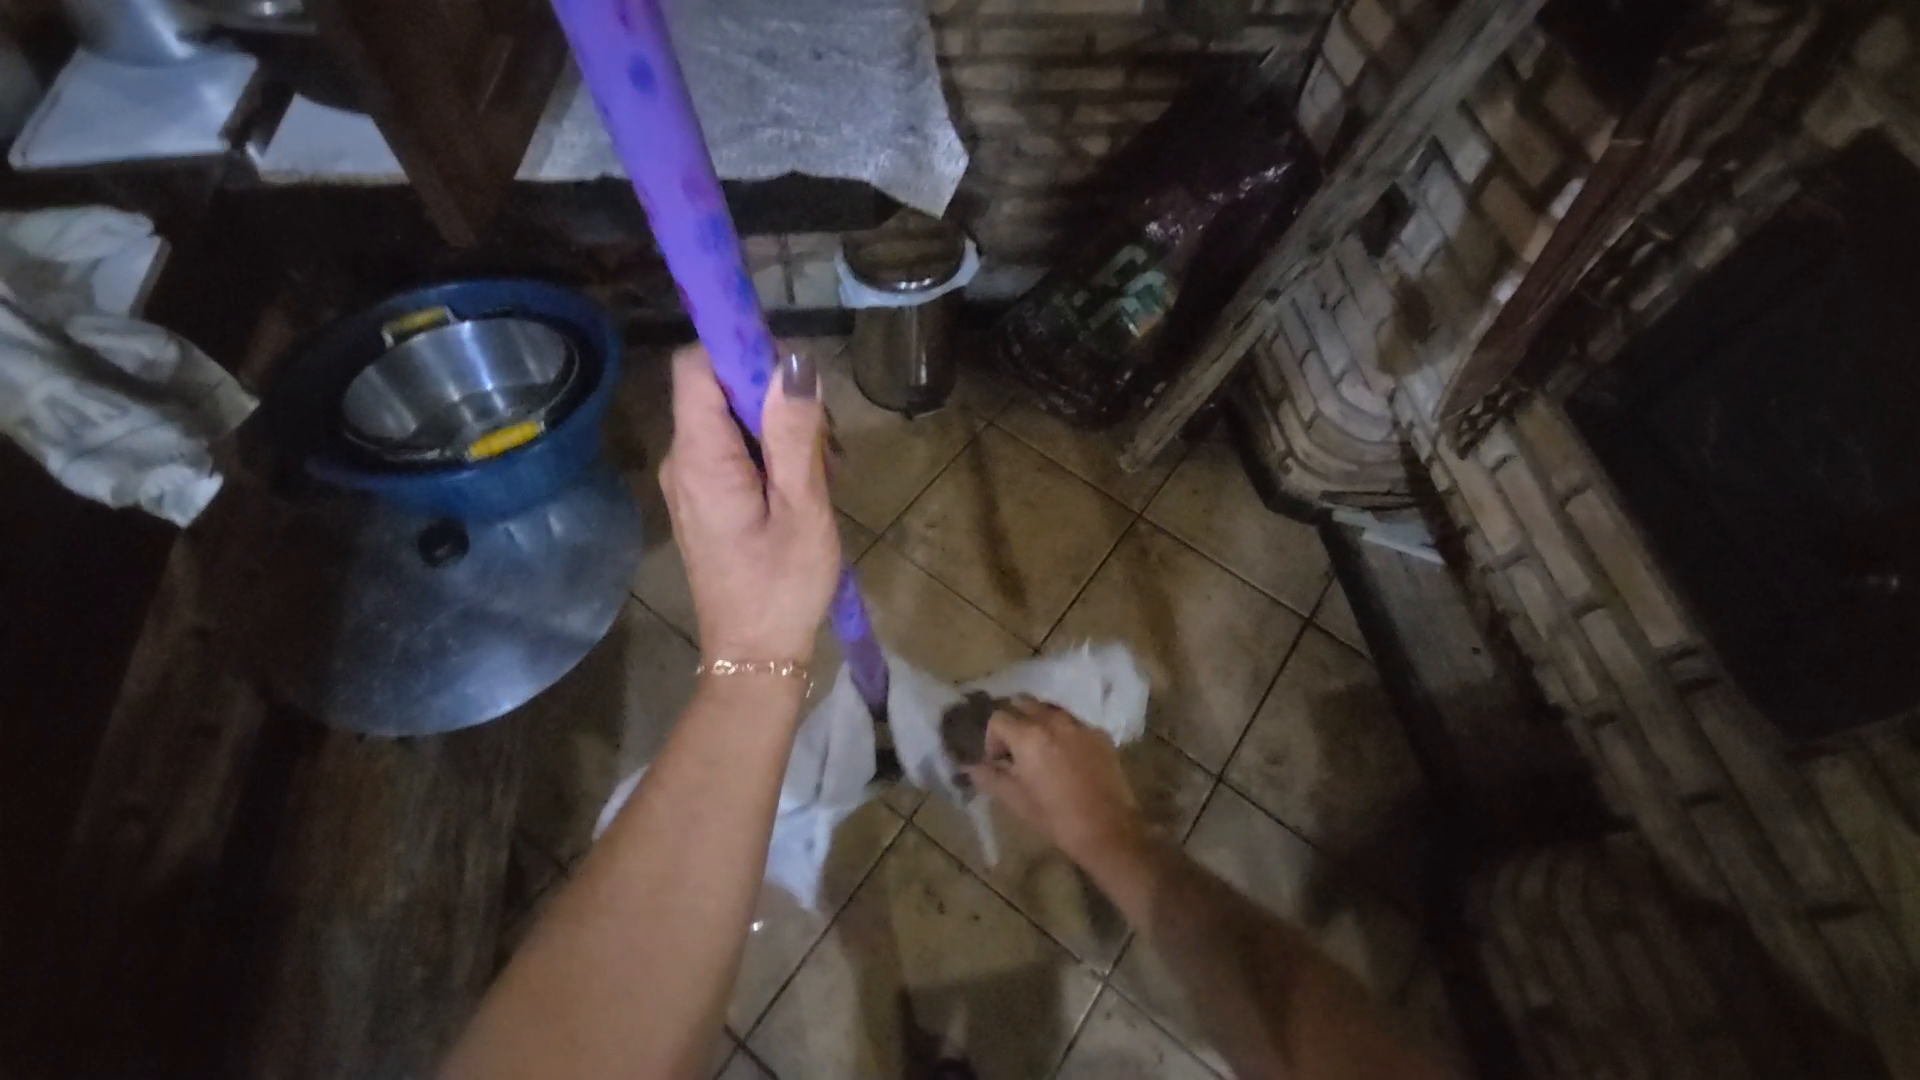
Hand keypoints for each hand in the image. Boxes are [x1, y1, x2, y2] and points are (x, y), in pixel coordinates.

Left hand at [659, 345, 839, 665]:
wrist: (755, 656)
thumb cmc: (783, 586)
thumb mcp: (803, 508)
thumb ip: (795, 433)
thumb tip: (793, 362)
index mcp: (700, 458)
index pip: (697, 366)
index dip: (740, 350)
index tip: (793, 372)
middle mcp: (682, 462)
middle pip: (717, 391)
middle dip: (773, 398)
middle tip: (826, 438)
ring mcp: (690, 484)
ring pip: (730, 423)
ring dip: (778, 431)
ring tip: (825, 470)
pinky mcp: (705, 502)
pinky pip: (732, 454)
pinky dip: (769, 456)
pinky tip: (805, 488)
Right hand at [964, 697, 1149, 868]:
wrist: (1108, 829)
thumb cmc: (1056, 818)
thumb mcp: (1016, 800)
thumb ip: (989, 777)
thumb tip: (967, 765)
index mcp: (1028, 736)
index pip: (997, 718)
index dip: (992, 739)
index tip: (998, 761)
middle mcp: (1053, 721)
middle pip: (1023, 703)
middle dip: (1014, 722)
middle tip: (1016, 750)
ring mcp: (1079, 724)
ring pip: (1049, 709)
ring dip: (1038, 722)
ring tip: (1041, 750)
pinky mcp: (1099, 733)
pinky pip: (1073, 722)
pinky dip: (1063, 731)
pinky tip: (1067, 757)